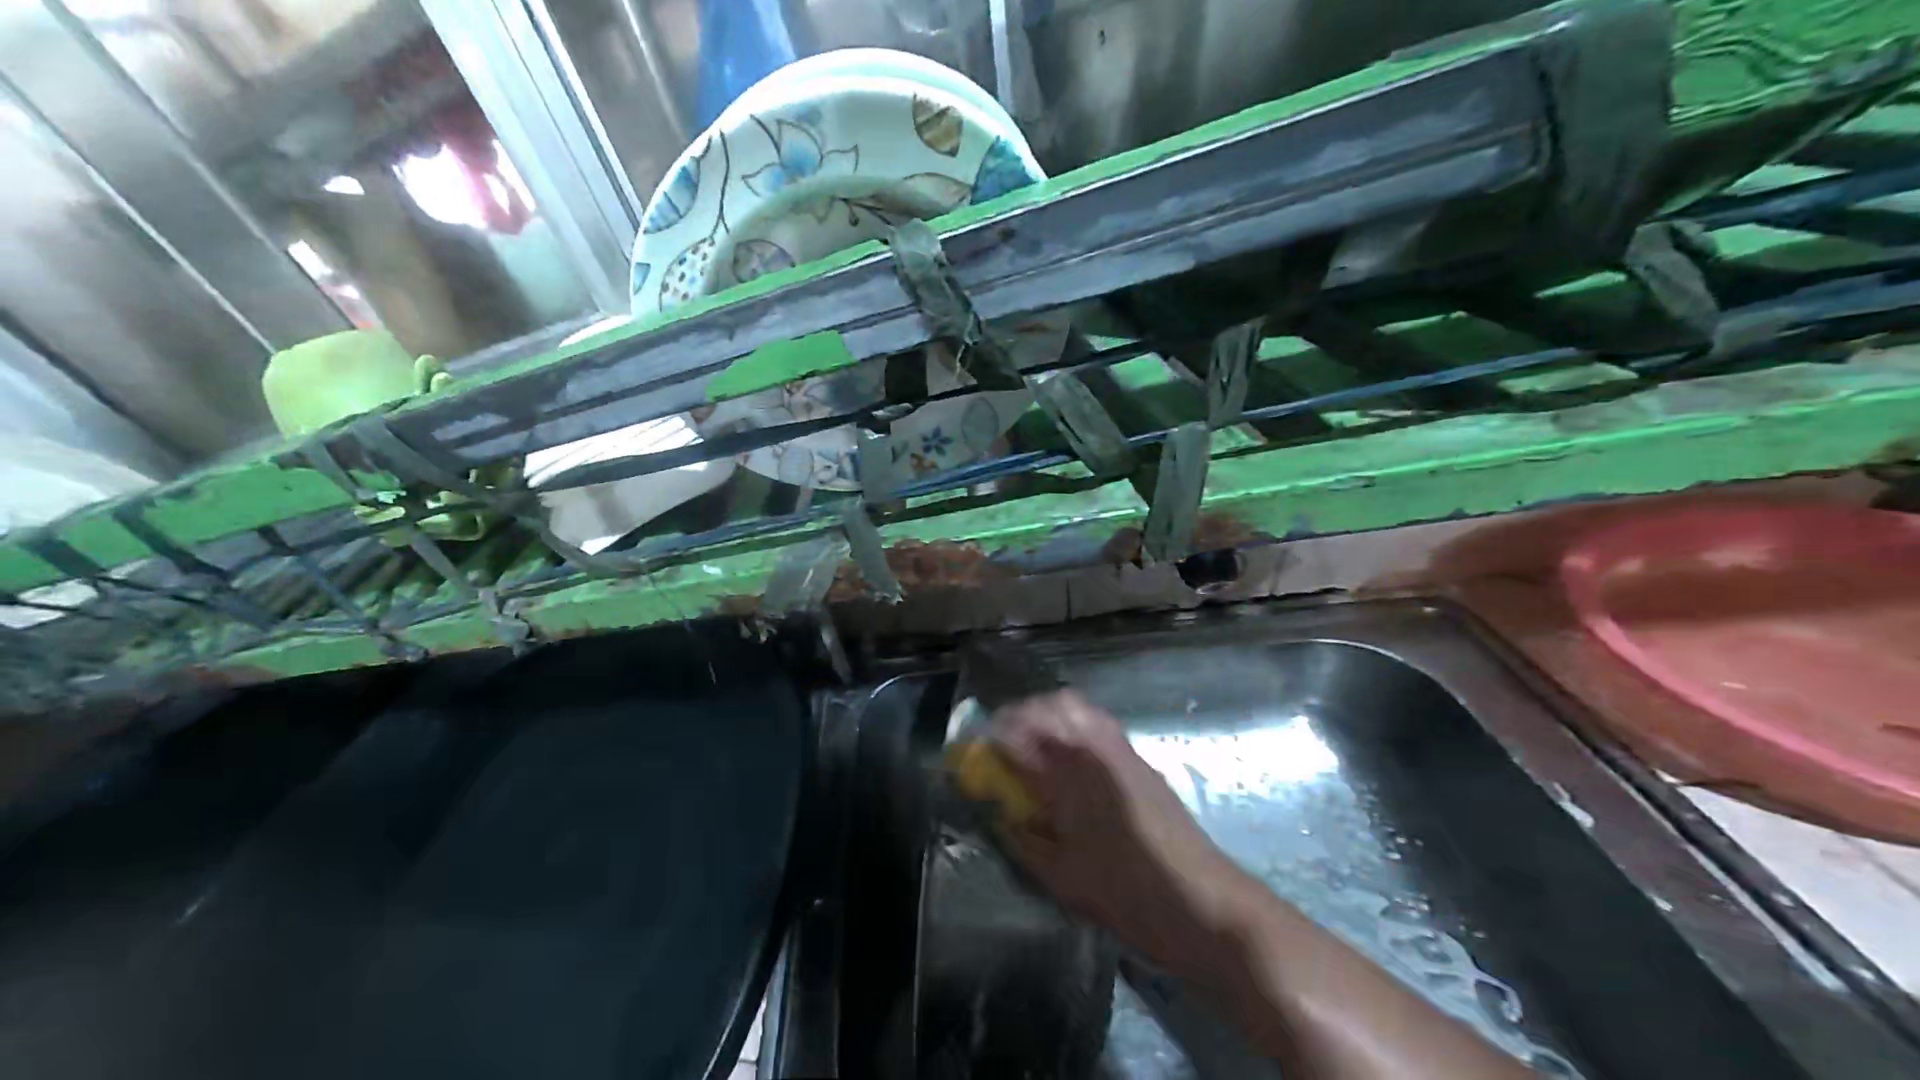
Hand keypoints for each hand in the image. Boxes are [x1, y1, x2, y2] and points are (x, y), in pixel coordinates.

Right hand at [987, 690, 1243, 967]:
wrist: (1204, 900)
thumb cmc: (1126, 893)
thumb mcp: (1061, 878)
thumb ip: (1023, 842)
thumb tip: (1000, 817)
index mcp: (1069, 776)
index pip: (1019, 735)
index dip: (994, 736)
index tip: (979, 748)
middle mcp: (1095, 750)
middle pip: (1053, 704)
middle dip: (1024, 715)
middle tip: (1009, 742)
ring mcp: (1122, 751)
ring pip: (1079, 708)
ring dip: (1052, 716)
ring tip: (1039, 747)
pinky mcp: (1141, 760)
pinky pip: (1101, 724)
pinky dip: (1077, 728)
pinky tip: (1074, 762)